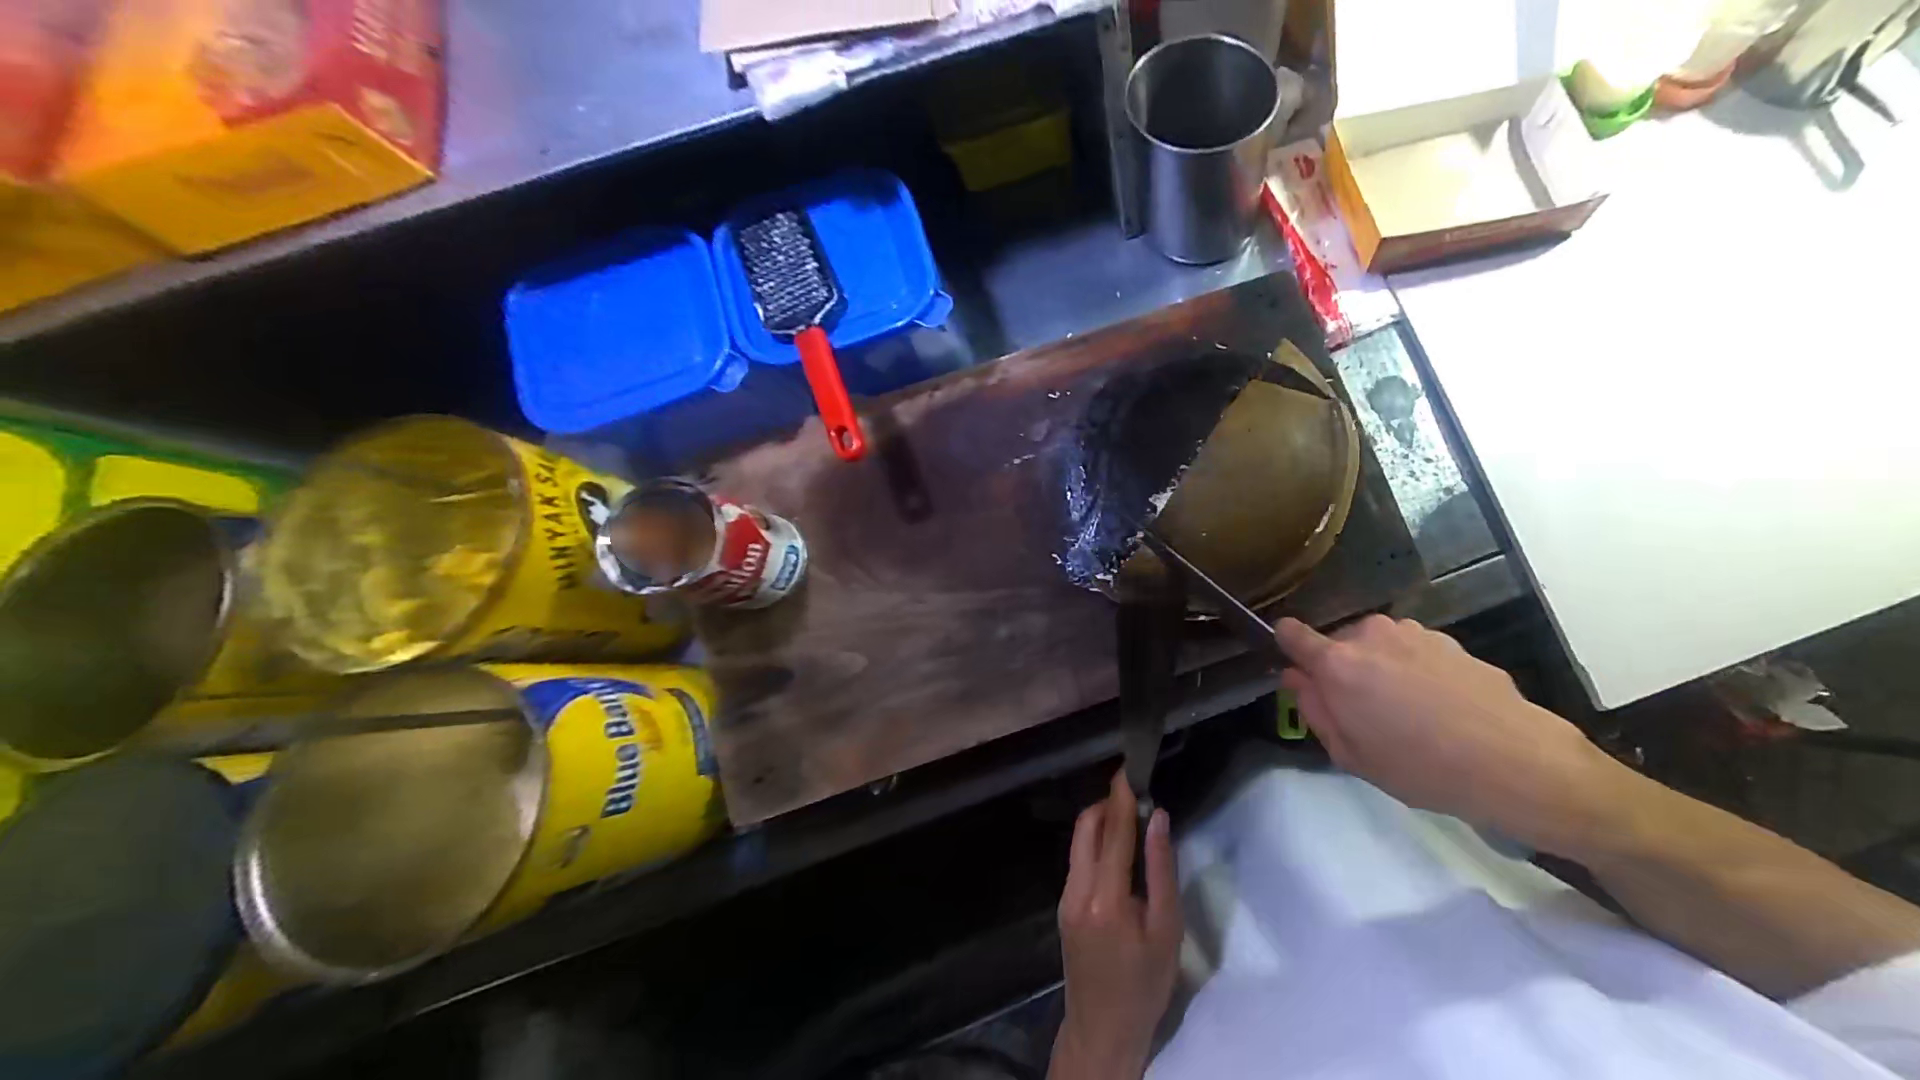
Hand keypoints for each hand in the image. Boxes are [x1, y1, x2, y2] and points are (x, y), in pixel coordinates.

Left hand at [1050, 773, 1181, 1079]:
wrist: (1102, 1027)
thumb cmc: (1146, 984)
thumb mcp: (1167, 931)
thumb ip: (1161, 870)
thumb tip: (1157, 818)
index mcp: (1106, 897)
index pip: (1114, 831)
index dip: (1121, 797)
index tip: (1129, 771)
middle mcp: (1077, 889)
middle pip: (1086, 827)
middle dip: (1107, 804)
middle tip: (1133, 795)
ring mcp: (1065, 896)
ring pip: (1079, 842)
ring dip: (1102, 823)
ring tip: (1131, 819)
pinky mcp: (1063, 905)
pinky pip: (1078, 861)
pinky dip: (1096, 845)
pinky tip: (1118, 853)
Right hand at [1274, 615, 1630, 855]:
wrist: (1520, 763)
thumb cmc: (1421, 766)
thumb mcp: (1350, 754)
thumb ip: (1313, 709)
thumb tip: (1297, 678)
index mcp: (1337, 662)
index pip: (1290, 633)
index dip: (1287, 648)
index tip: (1299, 671)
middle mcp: (1370, 635)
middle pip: (1338, 643)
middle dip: (1342, 668)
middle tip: (1365, 710)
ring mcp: (1413, 633)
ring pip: (1377, 646)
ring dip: (1381, 667)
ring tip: (1410, 712)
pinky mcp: (1450, 641)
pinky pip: (1414, 652)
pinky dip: (1416, 671)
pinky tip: (1444, 709)